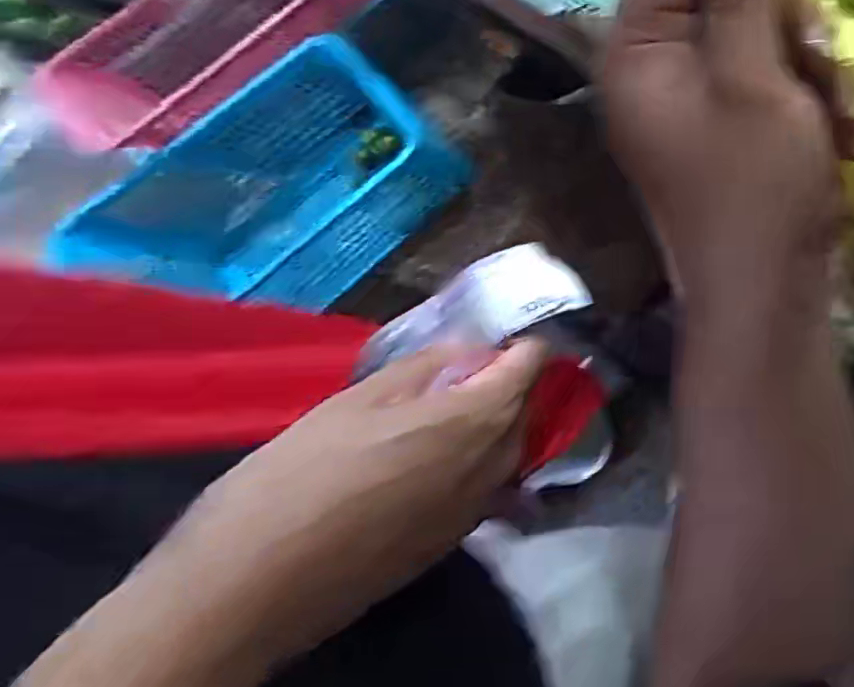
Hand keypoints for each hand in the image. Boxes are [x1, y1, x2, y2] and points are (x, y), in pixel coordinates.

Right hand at [134, 341, 548, 670]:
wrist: (237, 601)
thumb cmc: (294, 484)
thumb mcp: (354, 403)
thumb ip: (426, 366)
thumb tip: (469, 348)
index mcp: (485, 415)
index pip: (533, 359)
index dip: (517, 341)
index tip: (494, 334)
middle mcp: (502, 456)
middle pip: (525, 400)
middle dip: (502, 380)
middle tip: (458, 372)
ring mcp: (485, 500)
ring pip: (509, 440)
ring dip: (488, 420)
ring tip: (438, 413)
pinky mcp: (459, 536)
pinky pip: (486, 479)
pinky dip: (472, 459)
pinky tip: (427, 461)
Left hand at [599, 0, 853, 303]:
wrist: (774, 293)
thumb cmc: (757, 187)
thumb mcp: (753, 79)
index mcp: (643, 52)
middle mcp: (669, 73)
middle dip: (791, 23)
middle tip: (824, 57)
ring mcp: (712, 105)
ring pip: (772, 44)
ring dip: (819, 69)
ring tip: (845, 116)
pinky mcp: (748, 131)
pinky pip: (786, 87)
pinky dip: (820, 103)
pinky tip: (848, 136)